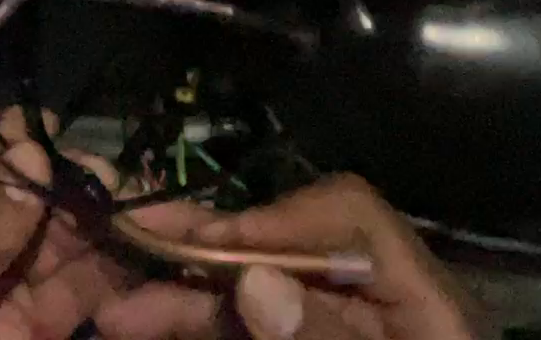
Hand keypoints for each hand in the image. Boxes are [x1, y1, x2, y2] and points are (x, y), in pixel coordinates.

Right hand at [95, 176, 480, 339]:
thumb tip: (254, 280)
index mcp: (420, 296)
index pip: (348, 212)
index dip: (278, 217)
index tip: (217, 245)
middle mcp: (370, 296)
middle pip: (282, 247)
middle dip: (205, 254)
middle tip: (132, 246)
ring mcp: (331, 324)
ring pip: (250, 291)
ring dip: (185, 298)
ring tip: (120, 313)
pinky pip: (242, 327)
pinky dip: (199, 322)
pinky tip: (148, 324)